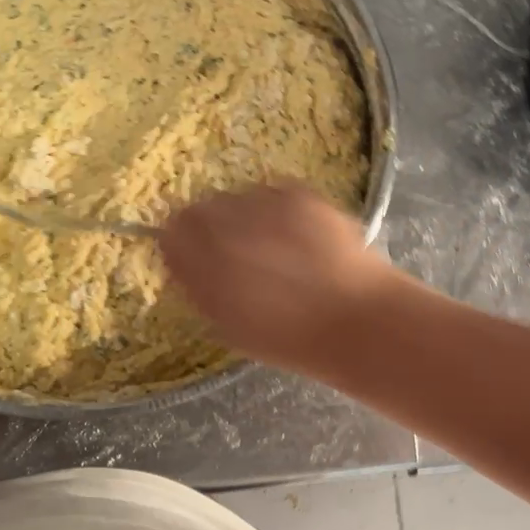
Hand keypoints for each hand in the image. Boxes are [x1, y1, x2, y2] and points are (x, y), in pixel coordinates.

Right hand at [158, 183, 399, 371]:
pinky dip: (279, 206)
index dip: (182, 239)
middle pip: (202, 207)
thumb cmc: (291, 338)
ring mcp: (265, 204)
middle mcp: (226, 226)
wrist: (357, 320)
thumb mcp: (231, 325)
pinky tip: (296, 231)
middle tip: (237, 248)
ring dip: (247, 213)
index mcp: (202, 264)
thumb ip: (199, 287)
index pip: (172, 231)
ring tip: (273, 241)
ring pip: (238, 196)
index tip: (193, 251)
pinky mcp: (298, 193)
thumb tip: (182, 260)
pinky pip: (274, 191)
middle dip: (213, 224)